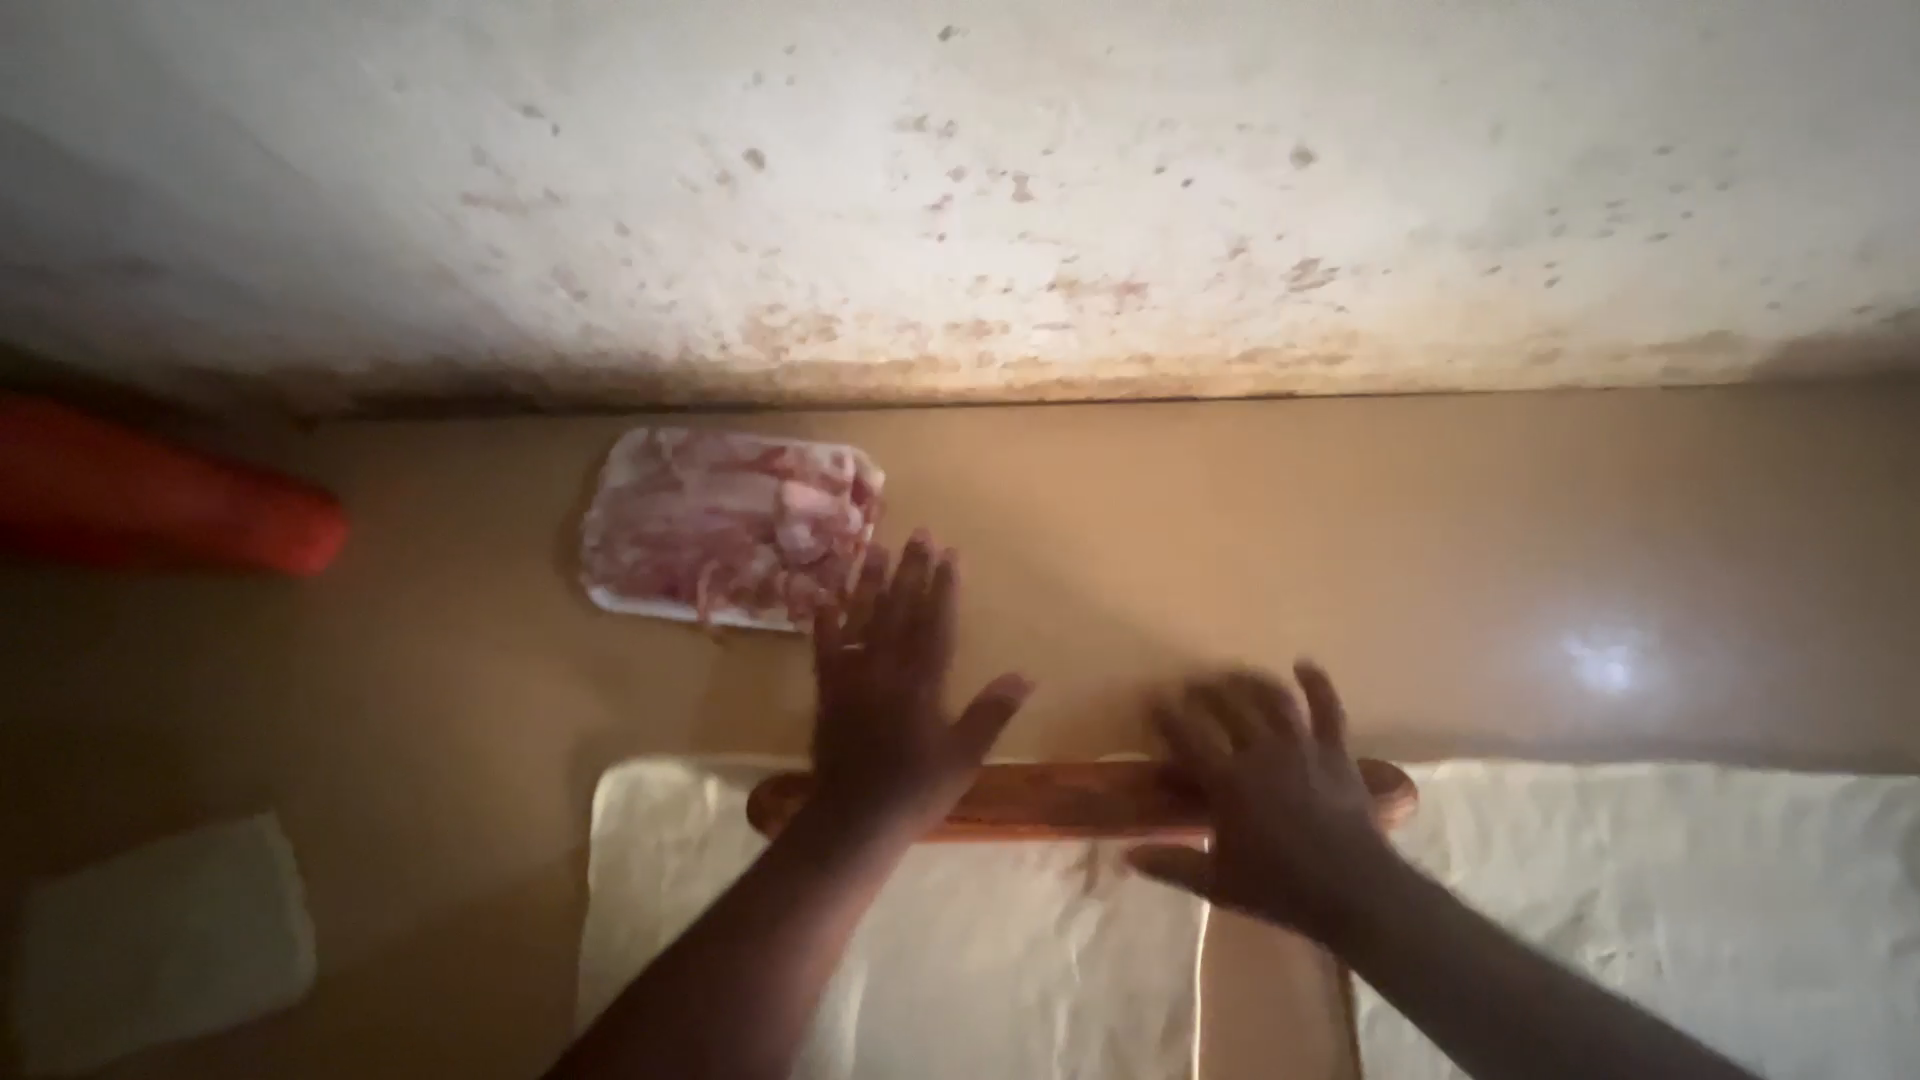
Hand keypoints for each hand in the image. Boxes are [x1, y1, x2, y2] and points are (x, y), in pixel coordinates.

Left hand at [810, 529, 1033, 837]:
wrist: (855, 819)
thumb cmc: (916, 790)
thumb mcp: (965, 757)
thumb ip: (991, 714)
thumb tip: (1025, 676)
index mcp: (923, 683)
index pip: (936, 623)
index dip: (944, 587)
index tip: (950, 554)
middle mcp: (886, 670)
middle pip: (900, 610)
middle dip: (911, 570)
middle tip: (919, 533)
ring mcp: (852, 678)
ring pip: (861, 620)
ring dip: (870, 582)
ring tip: (876, 547)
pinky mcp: (828, 692)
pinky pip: (824, 649)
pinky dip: (824, 623)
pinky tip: (824, 597)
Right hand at [1128, 662, 1410, 946]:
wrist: (1355, 893)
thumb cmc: (1281, 888)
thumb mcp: (1217, 882)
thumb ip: (1171, 864)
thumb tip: (1127, 857)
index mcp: (1228, 782)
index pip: (1187, 736)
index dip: (1166, 714)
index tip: (1153, 699)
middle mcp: (1261, 753)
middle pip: (1227, 707)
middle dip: (1205, 691)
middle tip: (1192, 686)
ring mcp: (1301, 748)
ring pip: (1272, 699)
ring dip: (1249, 681)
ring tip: (1233, 674)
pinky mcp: (1335, 753)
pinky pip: (1328, 709)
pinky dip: (1317, 684)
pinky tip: (1304, 664)